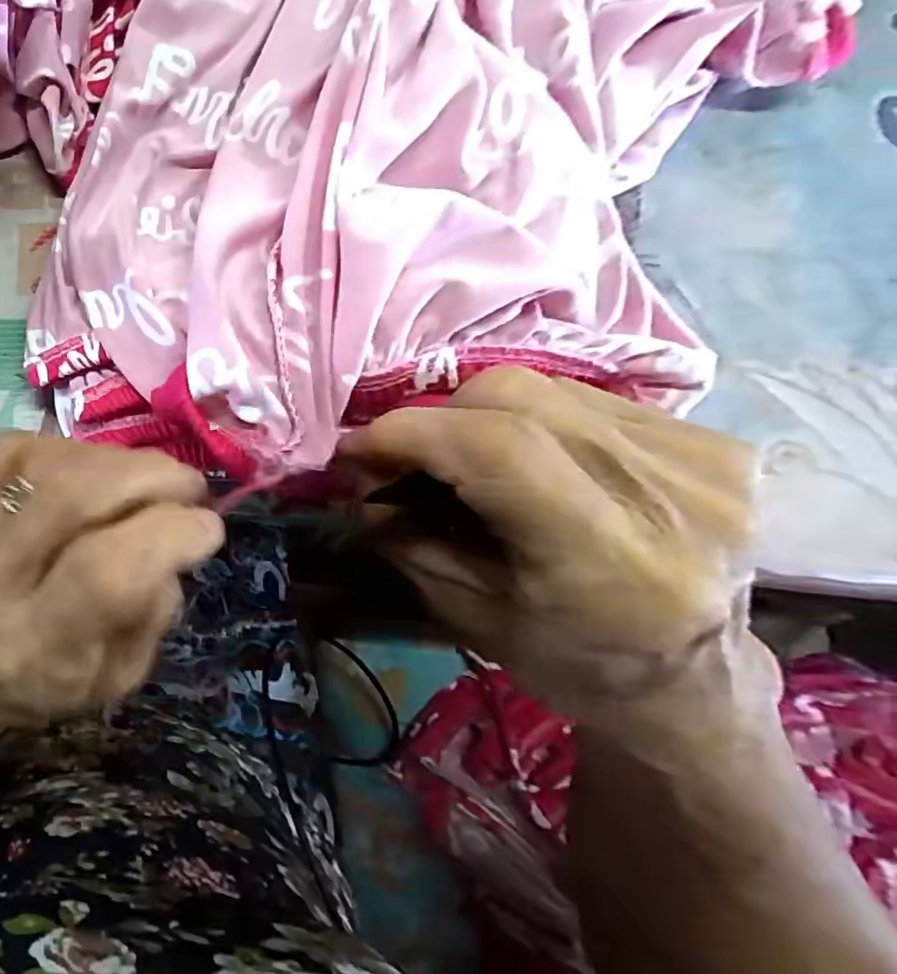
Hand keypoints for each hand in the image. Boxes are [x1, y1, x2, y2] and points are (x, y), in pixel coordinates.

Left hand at [0, 433, 224, 780]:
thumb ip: (151, 614)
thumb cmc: (54, 678)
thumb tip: (177, 535)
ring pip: (49, 462)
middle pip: (70, 497)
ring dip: (118, 460)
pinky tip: (97, 473)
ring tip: (147, 482)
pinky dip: (75, 449)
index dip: (168, 534)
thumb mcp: (118, 677)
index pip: (101, 572)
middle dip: (150, 477)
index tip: (209, 525)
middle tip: (188, 488)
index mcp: (37, 644)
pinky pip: (23, 447)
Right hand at [337, 366, 775, 738]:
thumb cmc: (562, 657)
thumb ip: (403, 532)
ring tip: (460, 460)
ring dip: (472, 415)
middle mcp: (668, 496)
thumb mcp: (458, 608)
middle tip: (402, 459)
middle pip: (512, 397)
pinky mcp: (712, 440)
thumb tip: (359, 470)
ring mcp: (701, 460)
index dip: (407, 433)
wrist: (688, 678)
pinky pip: (577, 397)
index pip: (497, 448)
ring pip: (539, 386)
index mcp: (607, 559)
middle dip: (430, 420)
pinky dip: (522, 417)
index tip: (353, 450)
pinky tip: (522, 459)